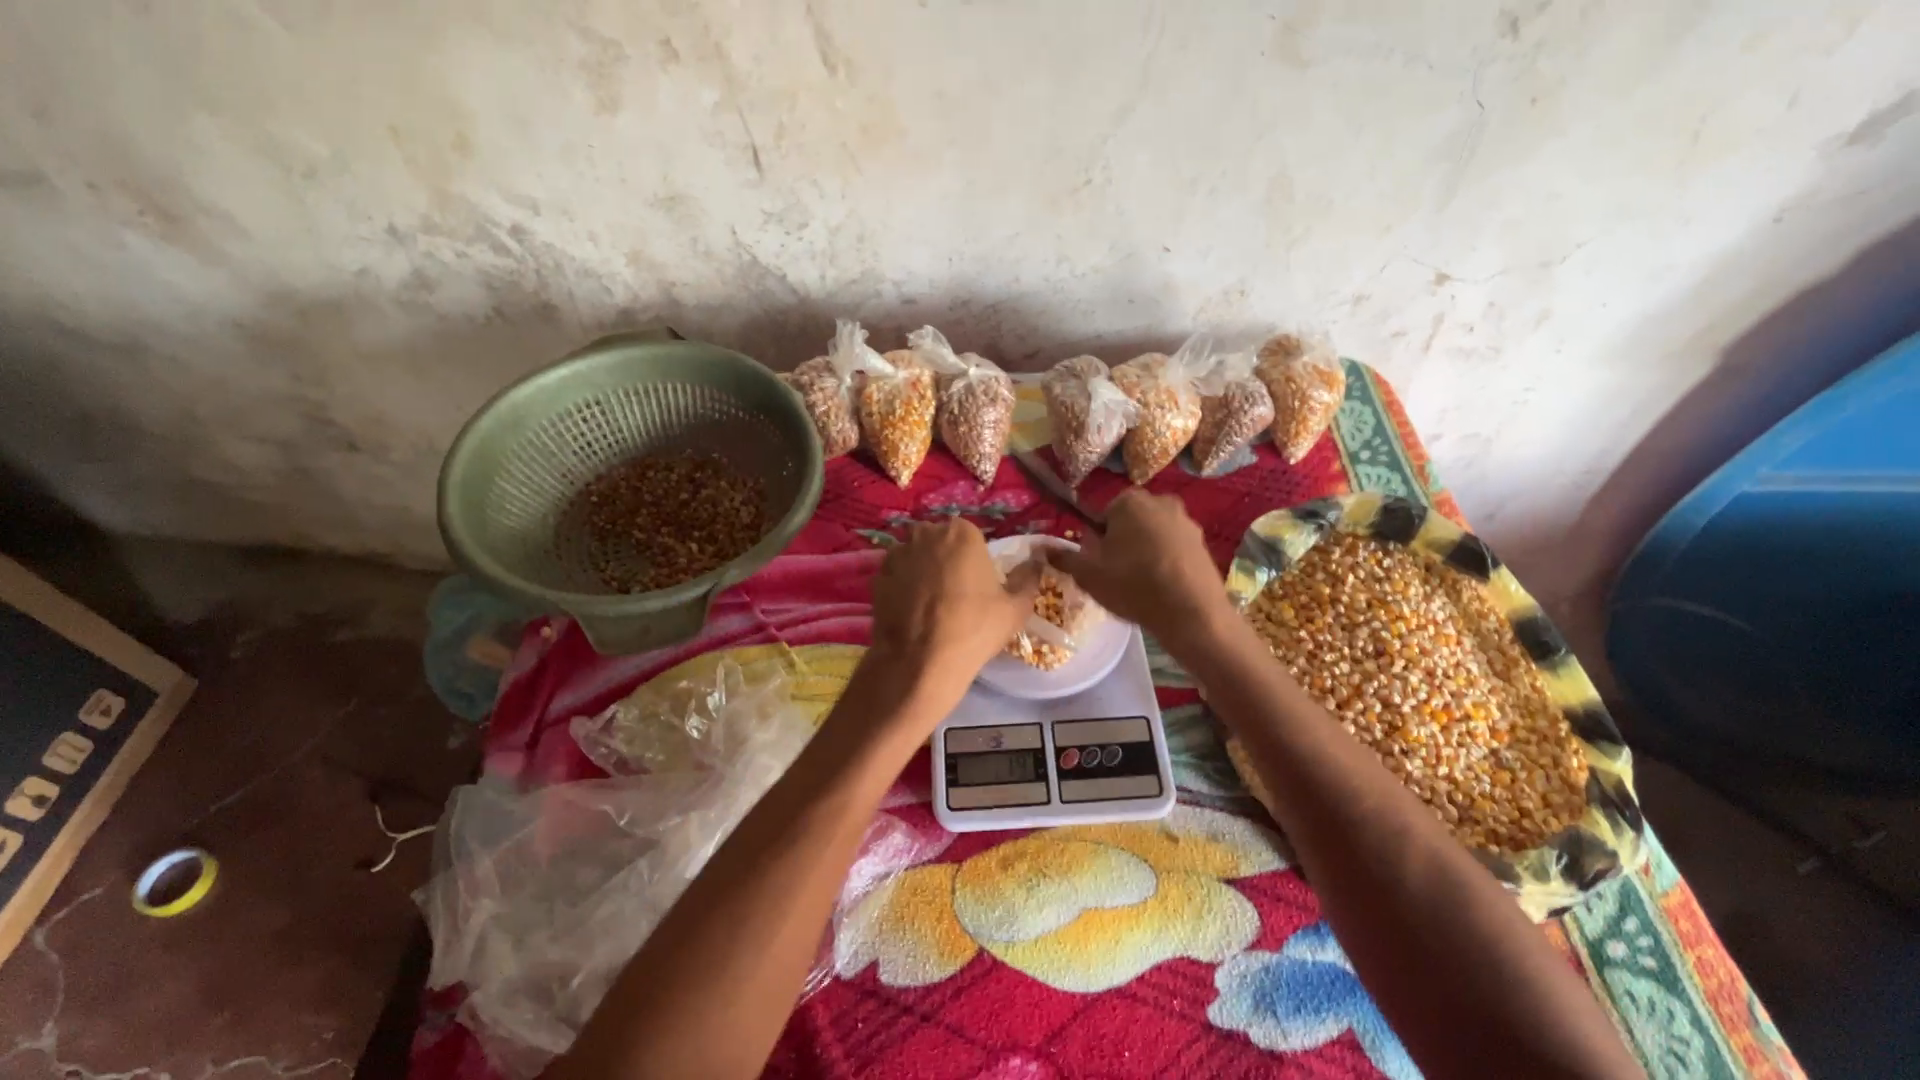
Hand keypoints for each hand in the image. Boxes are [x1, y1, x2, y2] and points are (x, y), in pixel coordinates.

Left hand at [868, 520, 1041, 701]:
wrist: (920, 661)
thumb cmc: (974, 629)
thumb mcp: (1016, 607)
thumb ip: (1028, 578)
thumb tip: (1036, 562)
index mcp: (962, 532)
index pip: (970, 536)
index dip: (974, 559)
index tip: (977, 583)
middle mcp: (925, 533)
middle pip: (939, 541)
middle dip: (945, 559)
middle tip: (955, 593)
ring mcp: (896, 554)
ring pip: (914, 556)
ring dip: (922, 571)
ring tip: (931, 604)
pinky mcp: (876, 577)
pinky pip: (895, 576)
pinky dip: (902, 587)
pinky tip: (911, 612)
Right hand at [1048, 491, 1232, 651]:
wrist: (1191, 613)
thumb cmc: (1133, 586)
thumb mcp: (1088, 575)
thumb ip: (1064, 558)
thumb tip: (1041, 548)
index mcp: (1130, 501)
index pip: (1103, 515)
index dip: (1098, 540)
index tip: (1099, 563)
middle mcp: (1161, 501)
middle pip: (1131, 522)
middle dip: (1123, 543)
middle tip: (1117, 576)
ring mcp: (1187, 522)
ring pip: (1154, 536)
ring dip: (1145, 553)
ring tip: (1141, 586)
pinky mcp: (1204, 544)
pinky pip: (1175, 550)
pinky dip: (1167, 563)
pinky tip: (1163, 589)